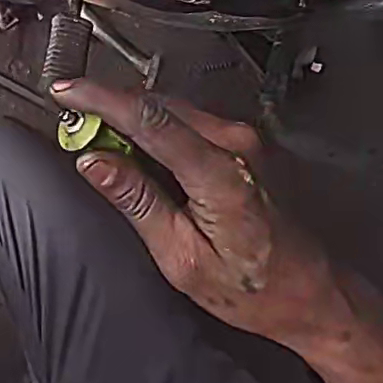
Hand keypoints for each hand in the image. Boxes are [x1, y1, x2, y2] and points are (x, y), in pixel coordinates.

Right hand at [52, 78, 382, 382]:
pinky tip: (137, 151)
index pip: (148, 119)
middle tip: (73, 129)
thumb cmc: (255, 287)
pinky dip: (151, 126)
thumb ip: (137, 201)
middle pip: (154, 105)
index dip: (99, 99)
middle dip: (106, 109)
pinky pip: (184, 119)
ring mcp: (242, 137)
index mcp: (220, 174)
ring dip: (127, 118)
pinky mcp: (241, 139)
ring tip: (100, 145)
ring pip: (167, 108)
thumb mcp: (183, 258)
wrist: (315, 290)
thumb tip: (94, 162)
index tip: (66, 91)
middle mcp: (235, 142)